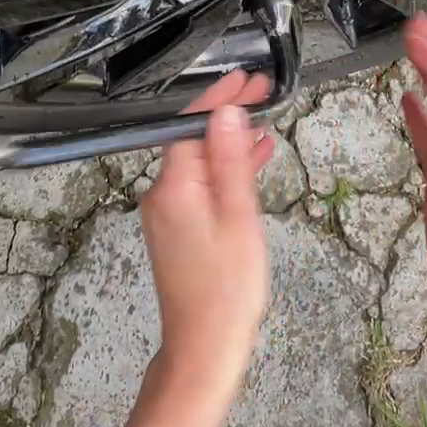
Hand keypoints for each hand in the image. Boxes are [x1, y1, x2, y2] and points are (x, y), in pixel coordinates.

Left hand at [121, 71, 275, 426]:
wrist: (204, 349)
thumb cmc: (226, 291)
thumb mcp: (238, 216)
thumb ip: (230, 159)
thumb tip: (226, 113)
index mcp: (173, 186)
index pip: (192, 123)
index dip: (220, 96)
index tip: (246, 78)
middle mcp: (162, 193)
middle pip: (195, 138)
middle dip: (228, 114)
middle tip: (262, 93)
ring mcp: (168, 211)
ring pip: (201, 161)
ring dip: (230, 141)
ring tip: (265, 122)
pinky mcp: (178, 227)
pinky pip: (202, 184)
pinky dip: (225, 170)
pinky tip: (251, 161)